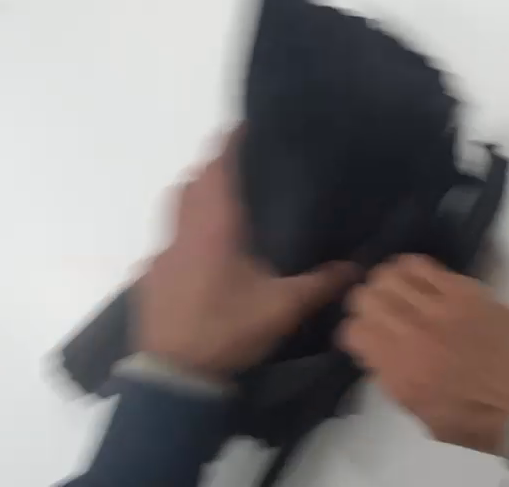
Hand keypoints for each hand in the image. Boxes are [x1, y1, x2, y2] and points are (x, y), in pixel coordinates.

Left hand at [137, 132, 356, 380]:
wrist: (172, 381)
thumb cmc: (227, 331)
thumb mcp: (283, 308)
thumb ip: (322, 282)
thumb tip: (359, 263)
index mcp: (215, 224)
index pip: (218, 164)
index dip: (231, 141)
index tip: (251, 127)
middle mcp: (184, 229)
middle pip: (194, 178)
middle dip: (217, 165)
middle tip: (249, 167)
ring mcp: (162, 252)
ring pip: (176, 205)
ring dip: (197, 194)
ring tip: (227, 205)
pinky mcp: (149, 276)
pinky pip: (167, 239)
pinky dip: (185, 232)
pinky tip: (205, 255)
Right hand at [338, 255, 508, 453]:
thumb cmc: (480, 418)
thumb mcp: (425, 416)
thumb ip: (397, 381)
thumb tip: (381, 354)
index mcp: (401, 373)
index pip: (353, 332)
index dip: (353, 332)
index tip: (362, 336)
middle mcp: (412, 333)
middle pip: (366, 296)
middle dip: (364, 302)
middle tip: (375, 309)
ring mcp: (437, 305)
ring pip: (390, 273)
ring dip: (385, 281)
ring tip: (393, 289)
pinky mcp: (462, 287)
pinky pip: (423, 264)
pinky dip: (410, 266)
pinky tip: (413, 276)